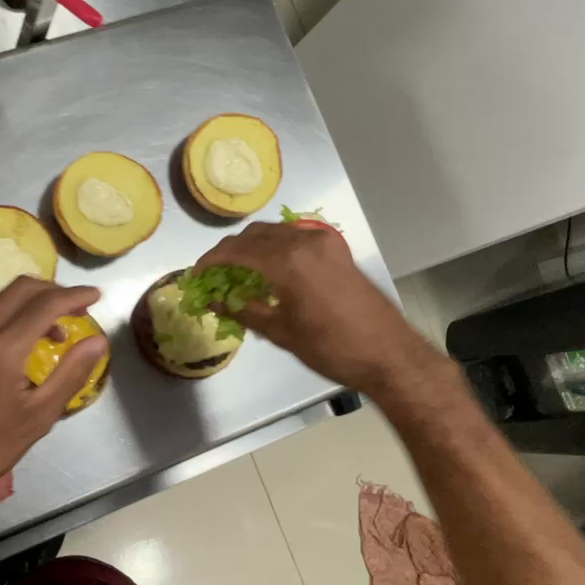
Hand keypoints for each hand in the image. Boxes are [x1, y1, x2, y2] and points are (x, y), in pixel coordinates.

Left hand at [0, 278, 109, 489]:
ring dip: (30, 303)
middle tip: (77, 307)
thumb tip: (98, 341)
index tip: (96, 296)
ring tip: (54, 329)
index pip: (45, 304)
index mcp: (2, 348)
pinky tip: (20, 340)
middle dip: (53, 291)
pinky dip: (8, 314)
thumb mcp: (39, 416)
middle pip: (20, 289)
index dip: (74, 295)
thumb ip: (71, 373)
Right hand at [193, 222, 423, 390]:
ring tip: (239, 272)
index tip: (197, 274)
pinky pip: (295, 237)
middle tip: (215, 274)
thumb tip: (214, 301)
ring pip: (275, 232)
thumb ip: (244, 311)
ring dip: (252, 246)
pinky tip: (270, 268)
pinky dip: (276, 246)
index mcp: (288, 263)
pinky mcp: (337, 248)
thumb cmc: (331, 349)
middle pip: (254, 235)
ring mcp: (324, 242)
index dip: (211, 261)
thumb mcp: (281, 333)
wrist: (387, 352)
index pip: (236, 251)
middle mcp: (304, 243)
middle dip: (229, 251)